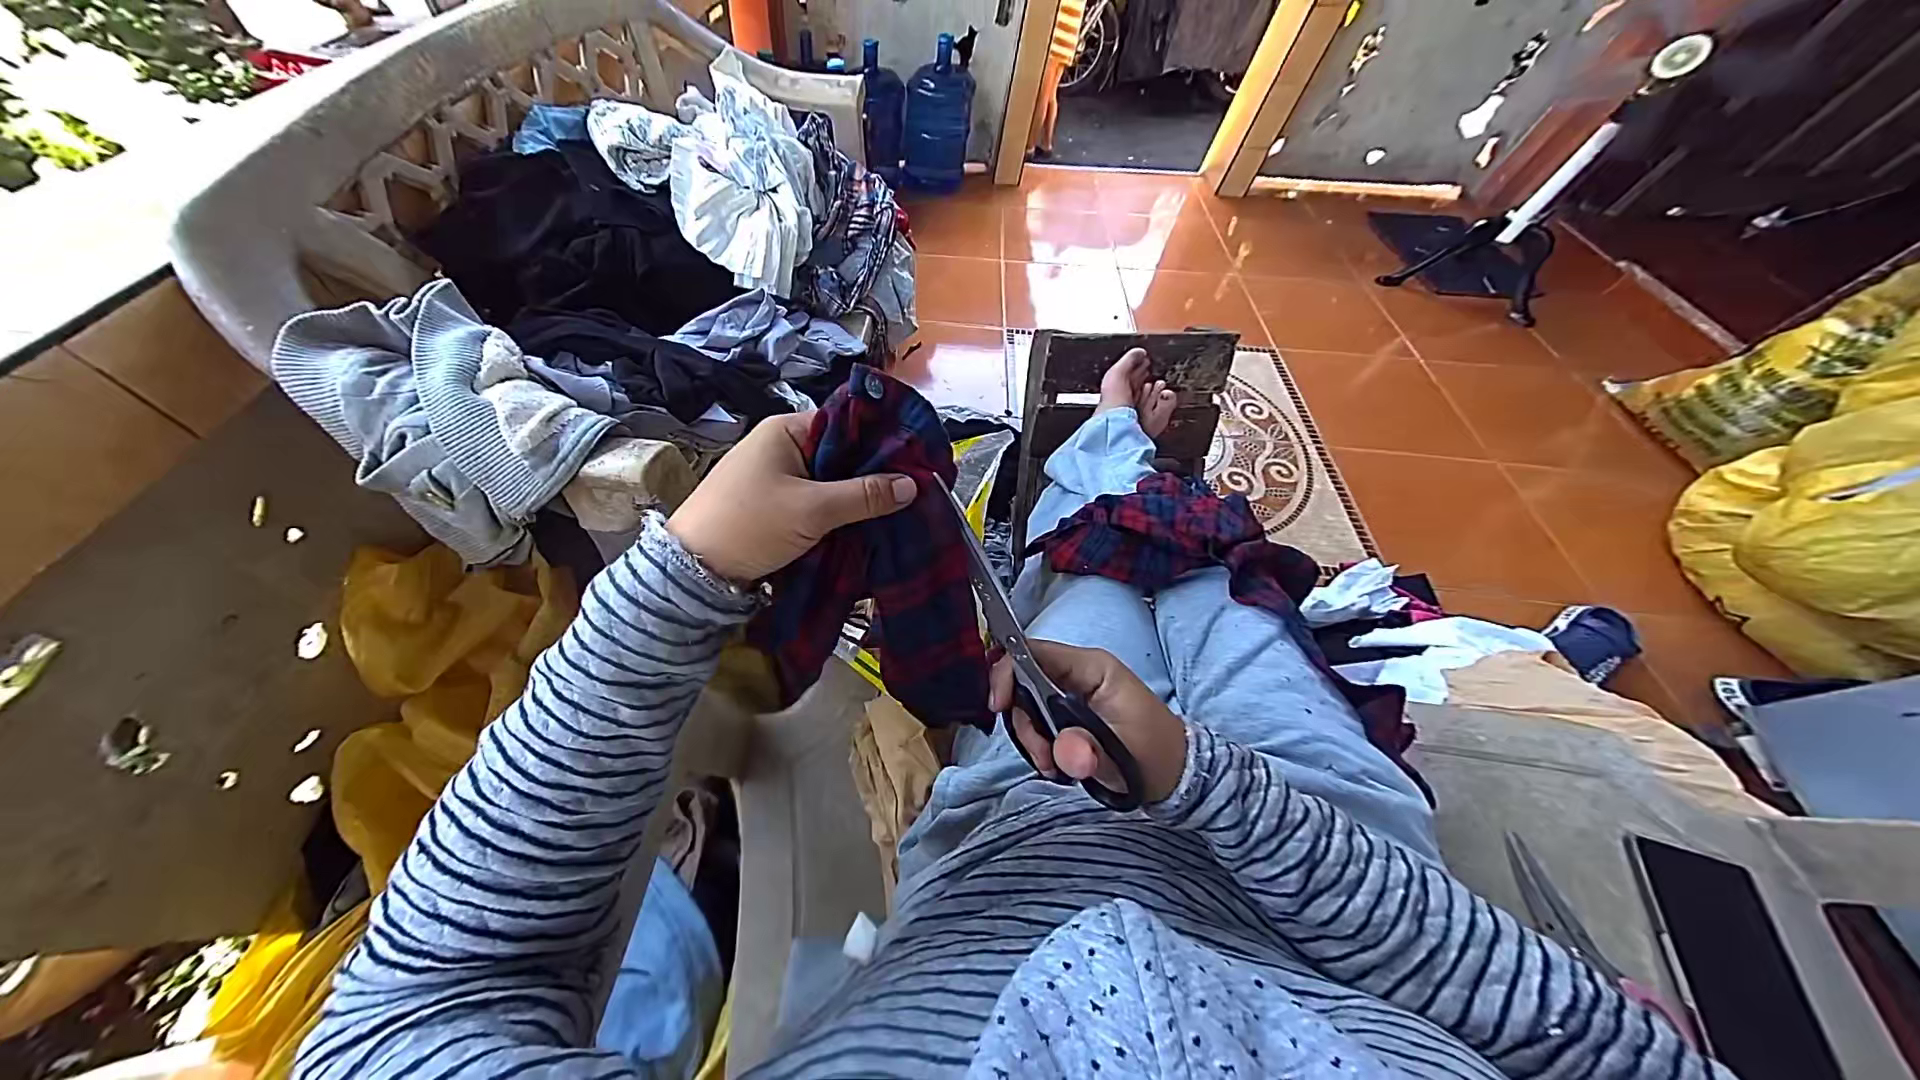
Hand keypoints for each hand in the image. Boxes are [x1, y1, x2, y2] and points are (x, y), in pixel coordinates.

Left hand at [667, 412, 916, 582]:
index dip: (878, 443)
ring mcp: (776, 474)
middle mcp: (780, 445)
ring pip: (829, 478)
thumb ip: (864, 495)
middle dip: (870, 473)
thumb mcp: (813, 510)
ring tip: (895, 506)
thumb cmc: (751, 525)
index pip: (844, 425)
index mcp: (785, 430)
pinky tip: (863, 520)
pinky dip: (836, 508)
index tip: (913, 463)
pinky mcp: (774, 501)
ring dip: (854, 494)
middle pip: (838, 452)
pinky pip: (815, 497)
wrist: (693, 570)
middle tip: (910, 489)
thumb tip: (912, 485)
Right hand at [990, 641, 1187, 803]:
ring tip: (1054, 766)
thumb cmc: (1156, 756)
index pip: (1035, 652)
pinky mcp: (1070, 710)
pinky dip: (1040, 742)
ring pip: (1028, 703)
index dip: (1009, 672)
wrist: (1176, 775)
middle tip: (1041, 755)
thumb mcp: (1123, 756)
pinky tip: (1057, 764)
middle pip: (1025, 680)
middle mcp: (1079, 673)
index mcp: (1093, 667)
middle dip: (1024, 720)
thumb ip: (1088, 752)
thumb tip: (1061, 754)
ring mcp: (1073, 691)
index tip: (1000, 706)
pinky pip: (1039, 718)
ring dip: (1032, 737)